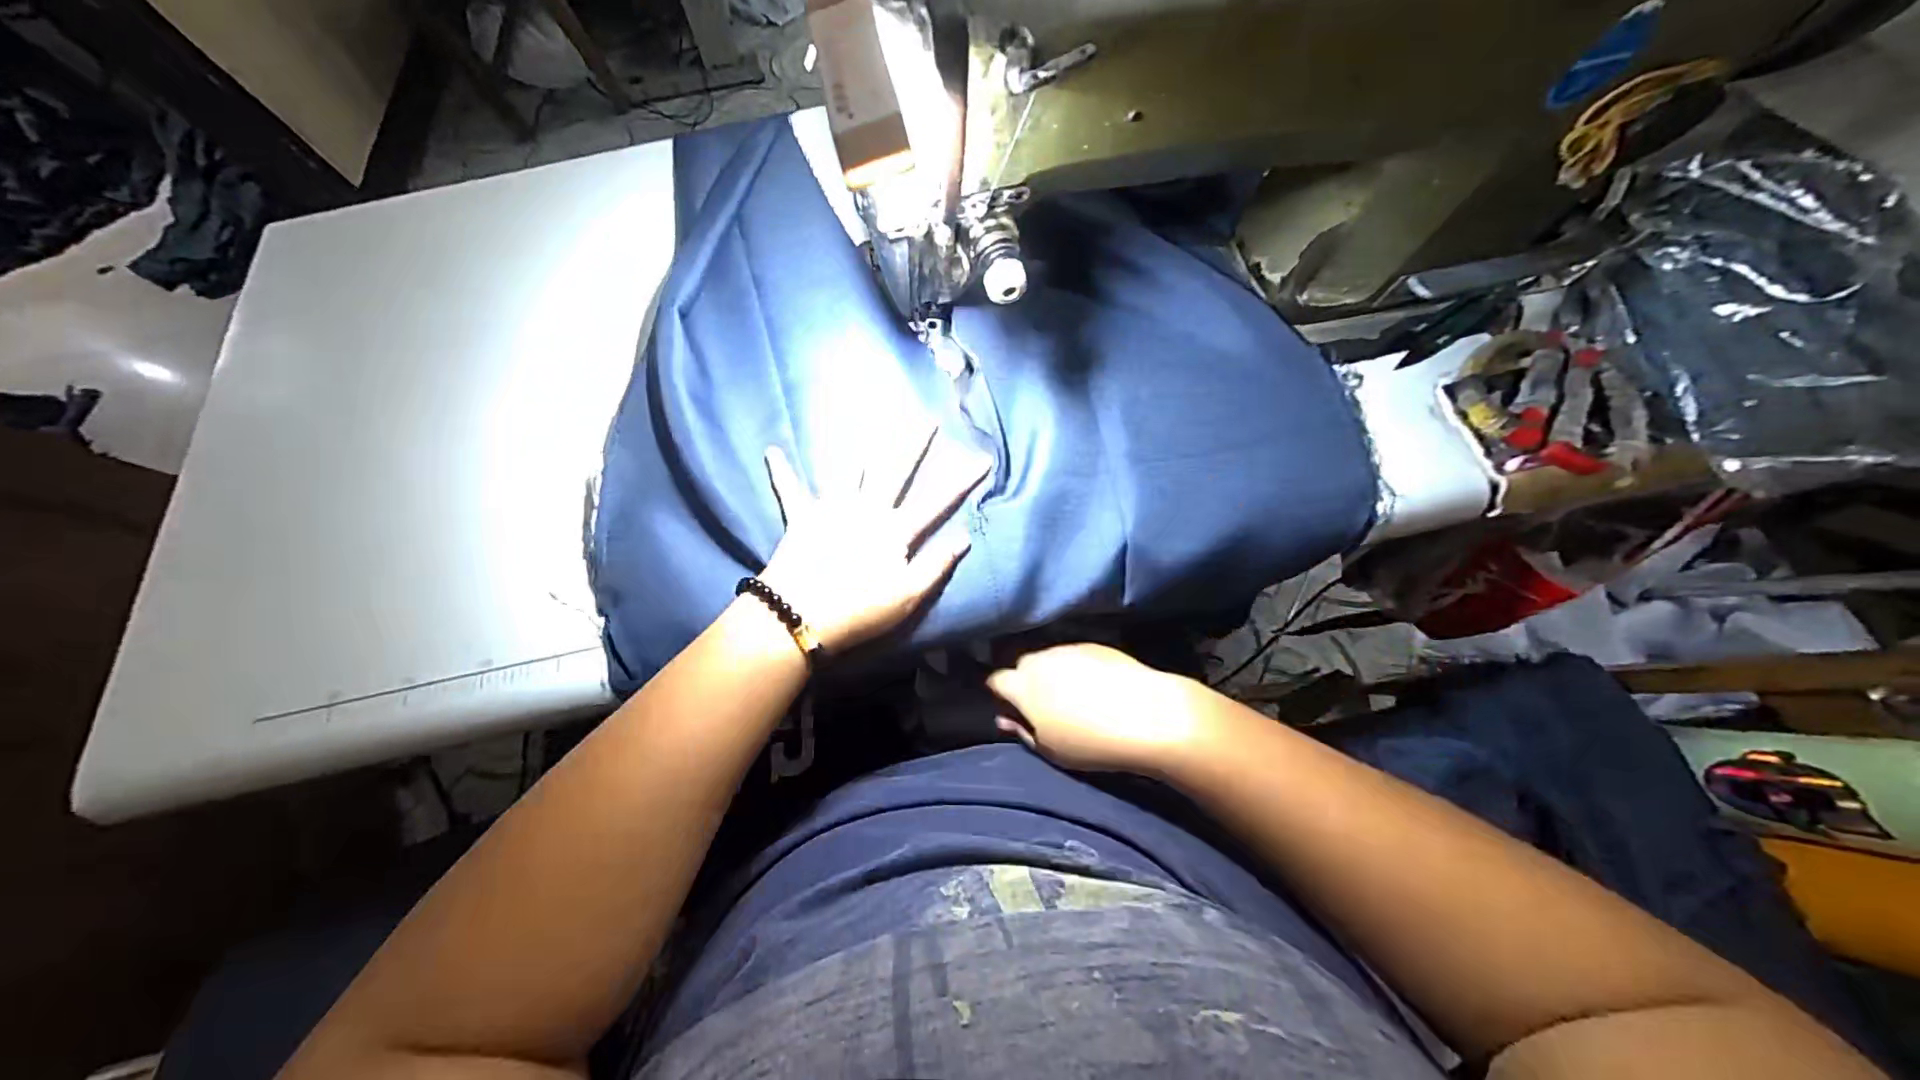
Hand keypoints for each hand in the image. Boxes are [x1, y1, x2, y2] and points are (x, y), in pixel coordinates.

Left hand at [757, 426, 989, 653]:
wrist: (801, 615)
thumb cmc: (860, 611)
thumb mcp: (909, 597)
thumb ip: (936, 565)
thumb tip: (965, 536)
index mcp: (895, 530)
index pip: (937, 501)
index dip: (962, 480)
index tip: (983, 457)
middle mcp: (867, 510)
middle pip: (895, 470)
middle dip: (914, 444)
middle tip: (928, 418)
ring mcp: (833, 509)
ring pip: (850, 468)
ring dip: (861, 443)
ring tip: (868, 416)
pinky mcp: (802, 517)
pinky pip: (791, 490)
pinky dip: (782, 471)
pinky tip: (772, 450)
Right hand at [987, 644, 1217, 776]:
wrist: (1149, 716)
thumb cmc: (1092, 743)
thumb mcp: (1050, 749)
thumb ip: (1022, 731)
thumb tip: (1004, 718)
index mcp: (1022, 685)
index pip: (997, 680)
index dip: (1002, 695)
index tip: (1014, 710)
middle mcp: (1041, 659)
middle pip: (1023, 665)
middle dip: (1028, 681)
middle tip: (1044, 706)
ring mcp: (1070, 648)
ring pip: (1050, 658)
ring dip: (1053, 673)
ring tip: (1073, 697)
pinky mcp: (1096, 645)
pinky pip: (1075, 655)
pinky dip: (1078, 667)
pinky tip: (1096, 687)